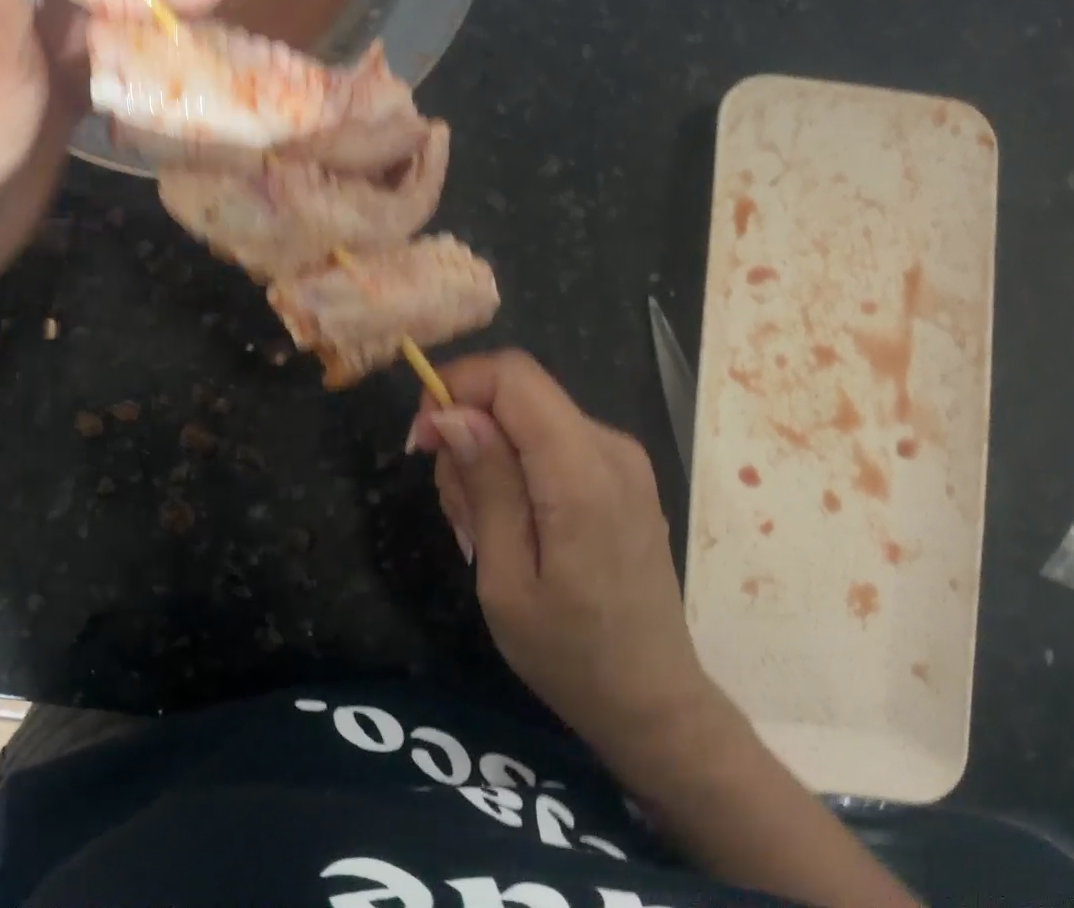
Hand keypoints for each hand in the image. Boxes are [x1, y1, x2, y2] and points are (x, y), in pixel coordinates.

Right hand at [408, 350, 725, 761]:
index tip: (423, 444)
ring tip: (482, 535)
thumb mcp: (505, 577)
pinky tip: (509, 529)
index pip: (512, 376)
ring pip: (523, 420)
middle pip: (513, 395)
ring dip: (485, 462)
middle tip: (457, 516)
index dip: (455, 388)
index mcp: (582, 473)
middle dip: (465, 437)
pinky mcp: (618, 476)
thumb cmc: (568, 651)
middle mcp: (609, 449)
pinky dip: (512, 472)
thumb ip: (486, 486)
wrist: (650, 698)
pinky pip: (546, 444)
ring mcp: (620, 461)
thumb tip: (453, 413)